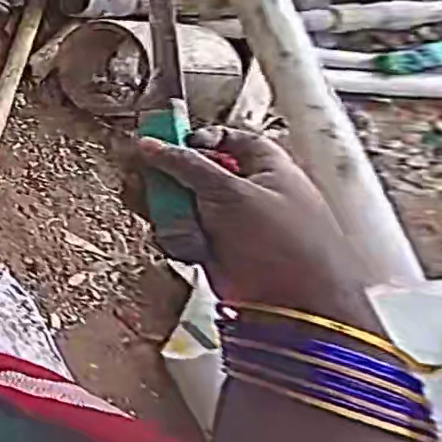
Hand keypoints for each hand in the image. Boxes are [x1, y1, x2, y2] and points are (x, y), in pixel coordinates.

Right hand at [136, 126, 378, 326]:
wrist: (292, 306)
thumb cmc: (283, 245)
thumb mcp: (231, 192)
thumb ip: (185, 163)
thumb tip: (149, 144)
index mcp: (270, 173)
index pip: (234, 139)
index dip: (202, 136)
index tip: (172, 140)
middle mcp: (248, 193)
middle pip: (192, 167)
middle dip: (167, 174)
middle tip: (154, 178)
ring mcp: (227, 218)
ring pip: (176, 195)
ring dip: (164, 203)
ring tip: (168, 214)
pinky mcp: (209, 240)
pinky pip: (174, 222)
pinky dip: (169, 227)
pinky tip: (179, 236)